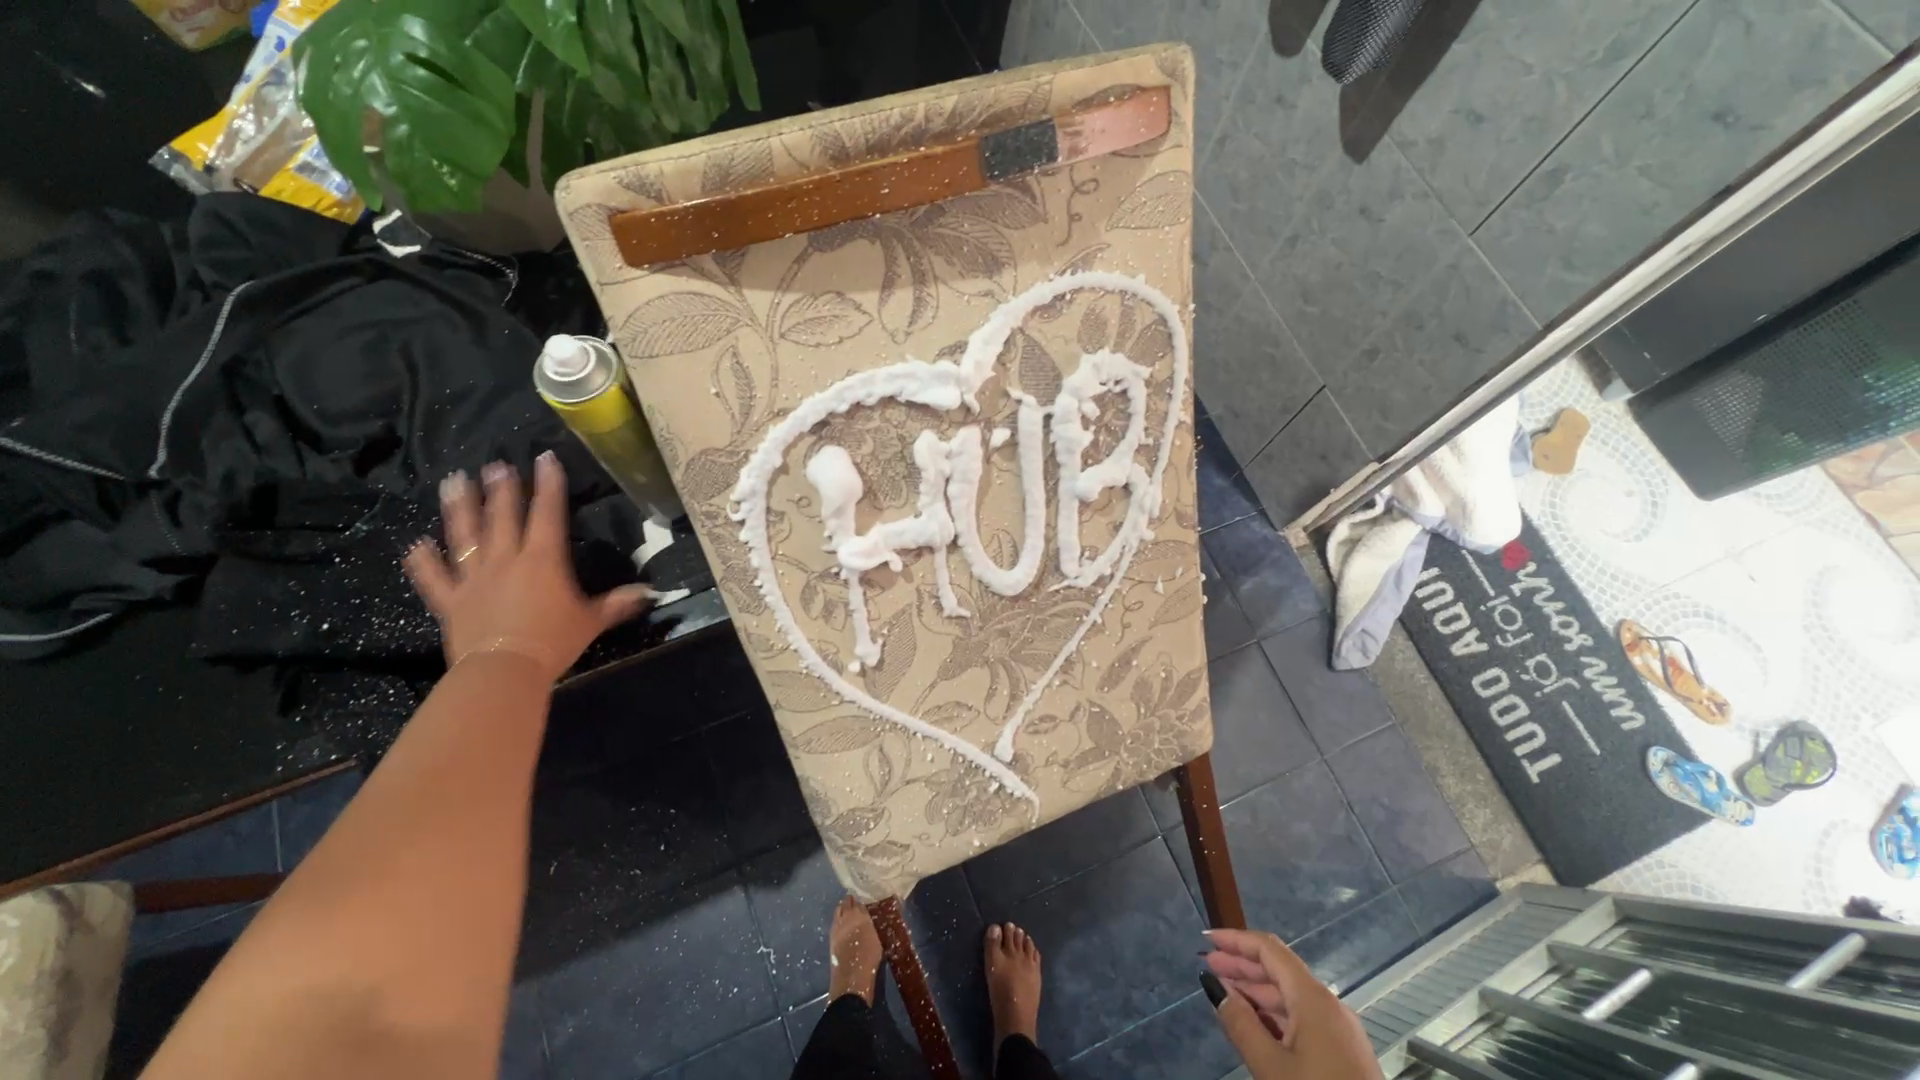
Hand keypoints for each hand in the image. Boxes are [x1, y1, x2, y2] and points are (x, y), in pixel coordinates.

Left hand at [404, 452, 652, 680]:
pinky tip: (417, 544)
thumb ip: (616, 604)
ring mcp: (474, 578)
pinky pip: (434, 577)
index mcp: (542, 560)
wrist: (505, 670)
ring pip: (464, 535)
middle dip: (500, 488)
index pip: (547, 513)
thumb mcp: (592, 621)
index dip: (548, 485)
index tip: (545, 459)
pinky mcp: (451, 600)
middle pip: (501, 516)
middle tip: (495, 464)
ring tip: (454, 481)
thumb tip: (647, 592)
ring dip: (460, 507)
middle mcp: (505, 560)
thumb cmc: (553, 642)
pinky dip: (424, 560)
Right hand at [1202, 928, 1383, 1079]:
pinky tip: (1253, 1023)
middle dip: (1242, 964)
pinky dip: (1272, 1013)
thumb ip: (1240, 1024)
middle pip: (1280, 970)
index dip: (1236, 940)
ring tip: (1224, 993)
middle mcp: (1328, 1004)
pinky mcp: (1341, 1049)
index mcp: (1313, 998)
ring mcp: (1337, 1028)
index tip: (1207, 941)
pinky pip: (1301, 1017)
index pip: (1270, 951)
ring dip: (1255, 991)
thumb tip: (1216, 987)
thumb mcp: (1271, 1066)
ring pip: (1290, 996)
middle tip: (1208, 966)